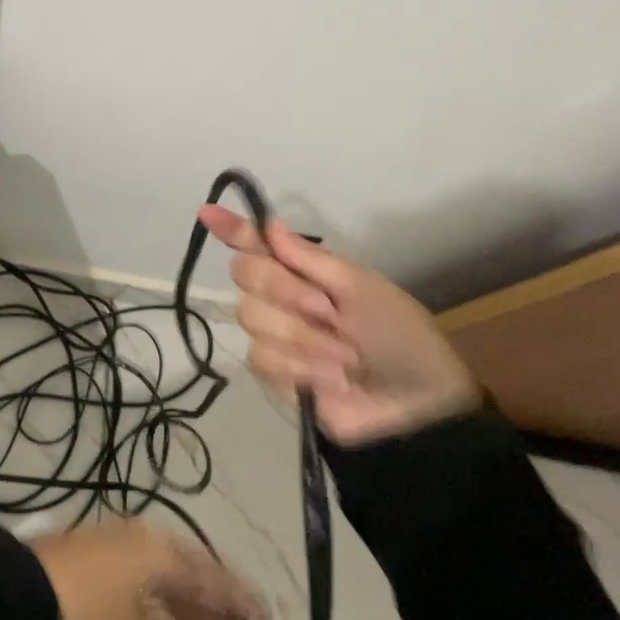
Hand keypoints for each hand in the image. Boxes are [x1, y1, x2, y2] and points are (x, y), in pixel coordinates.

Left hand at [30, 518, 263, 619]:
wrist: (32, 579)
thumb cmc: (91, 605)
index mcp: (166, 553)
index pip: (215, 580)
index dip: (242, 602)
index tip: (267, 619)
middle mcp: (152, 533)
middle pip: (197, 562)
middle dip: (221, 587)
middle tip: (242, 613)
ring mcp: (129, 529)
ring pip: (175, 554)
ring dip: (195, 578)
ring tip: (211, 606)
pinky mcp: (110, 533)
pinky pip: (154, 551)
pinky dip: (170, 571)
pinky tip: (174, 588)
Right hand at [198, 204, 481, 444]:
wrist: (412, 406)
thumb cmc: (399, 339)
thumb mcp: (365, 291)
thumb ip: (313, 260)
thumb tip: (270, 225)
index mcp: (308, 272)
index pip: (259, 245)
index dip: (233, 229)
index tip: (207, 213)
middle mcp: (283, 297)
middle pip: (246, 275)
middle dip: (285, 291)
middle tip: (328, 310)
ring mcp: (274, 334)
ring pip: (252, 316)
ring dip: (303, 337)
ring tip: (344, 356)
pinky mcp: (272, 371)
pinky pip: (262, 356)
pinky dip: (301, 367)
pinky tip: (330, 378)